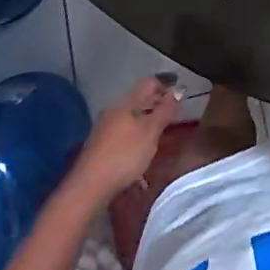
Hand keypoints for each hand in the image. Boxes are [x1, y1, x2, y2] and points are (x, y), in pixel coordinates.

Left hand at [68, 77, 178, 197]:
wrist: (89, 186)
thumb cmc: (124, 156)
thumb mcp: (150, 133)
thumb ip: (164, 111)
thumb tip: (176, 91)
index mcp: (126, 103)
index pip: (149, 83)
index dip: (165, 85)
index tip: (179, 93)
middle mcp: (113, 111)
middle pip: (139, 100)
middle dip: (156, 104)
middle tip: (173, 113)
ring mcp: (104, 128)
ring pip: (130, 117)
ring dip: (146, 120)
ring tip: (159, 132)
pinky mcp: (100, 145)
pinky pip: (123, 131)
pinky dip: (135, 134)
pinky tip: (140, 149)